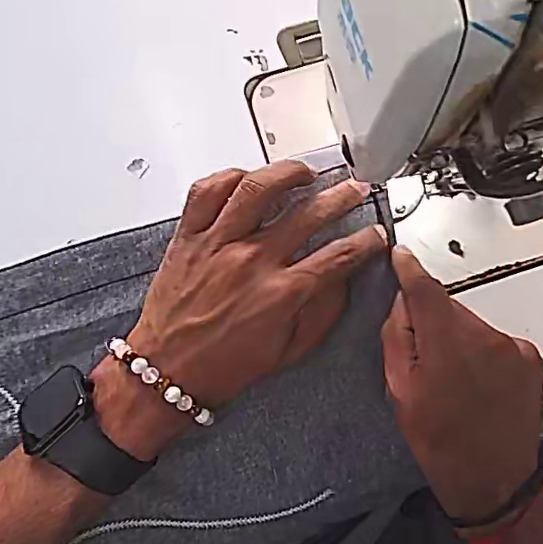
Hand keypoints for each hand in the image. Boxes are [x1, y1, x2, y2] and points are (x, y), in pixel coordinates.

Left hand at [92, 161, 387, 459]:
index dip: (365, 240)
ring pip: (258, 188)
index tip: (373, 234)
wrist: (169, 370)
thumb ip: (323, 312)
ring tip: (305, 173)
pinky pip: (207, 191)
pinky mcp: (189, 237)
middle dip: (343, 197)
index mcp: (280, 294)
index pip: (338, 255)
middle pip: (309, 213)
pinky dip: (229, 176)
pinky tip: (248, 179)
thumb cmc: (224, 364)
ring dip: (289, 173)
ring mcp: (217, 244)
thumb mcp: (289, 350)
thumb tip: (344, 279)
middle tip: (353, 191)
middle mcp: (250, 262)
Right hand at [380, 246, 542, 520]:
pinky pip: (495, 339)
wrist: (491, 478)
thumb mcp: (400, 391)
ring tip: (455, 380)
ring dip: (459, 339)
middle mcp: (483, 339)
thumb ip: (397, 338)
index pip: (425, 289)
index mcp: (446, 345)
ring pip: (472, 323)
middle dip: (433, 322)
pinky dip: (482, 351)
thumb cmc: (445, 444)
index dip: (410, 269)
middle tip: (426, 359)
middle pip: (448, 307)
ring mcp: (510, 347)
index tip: (402, 258)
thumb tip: (401, 305)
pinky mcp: (528, 357)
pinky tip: (476, 382)